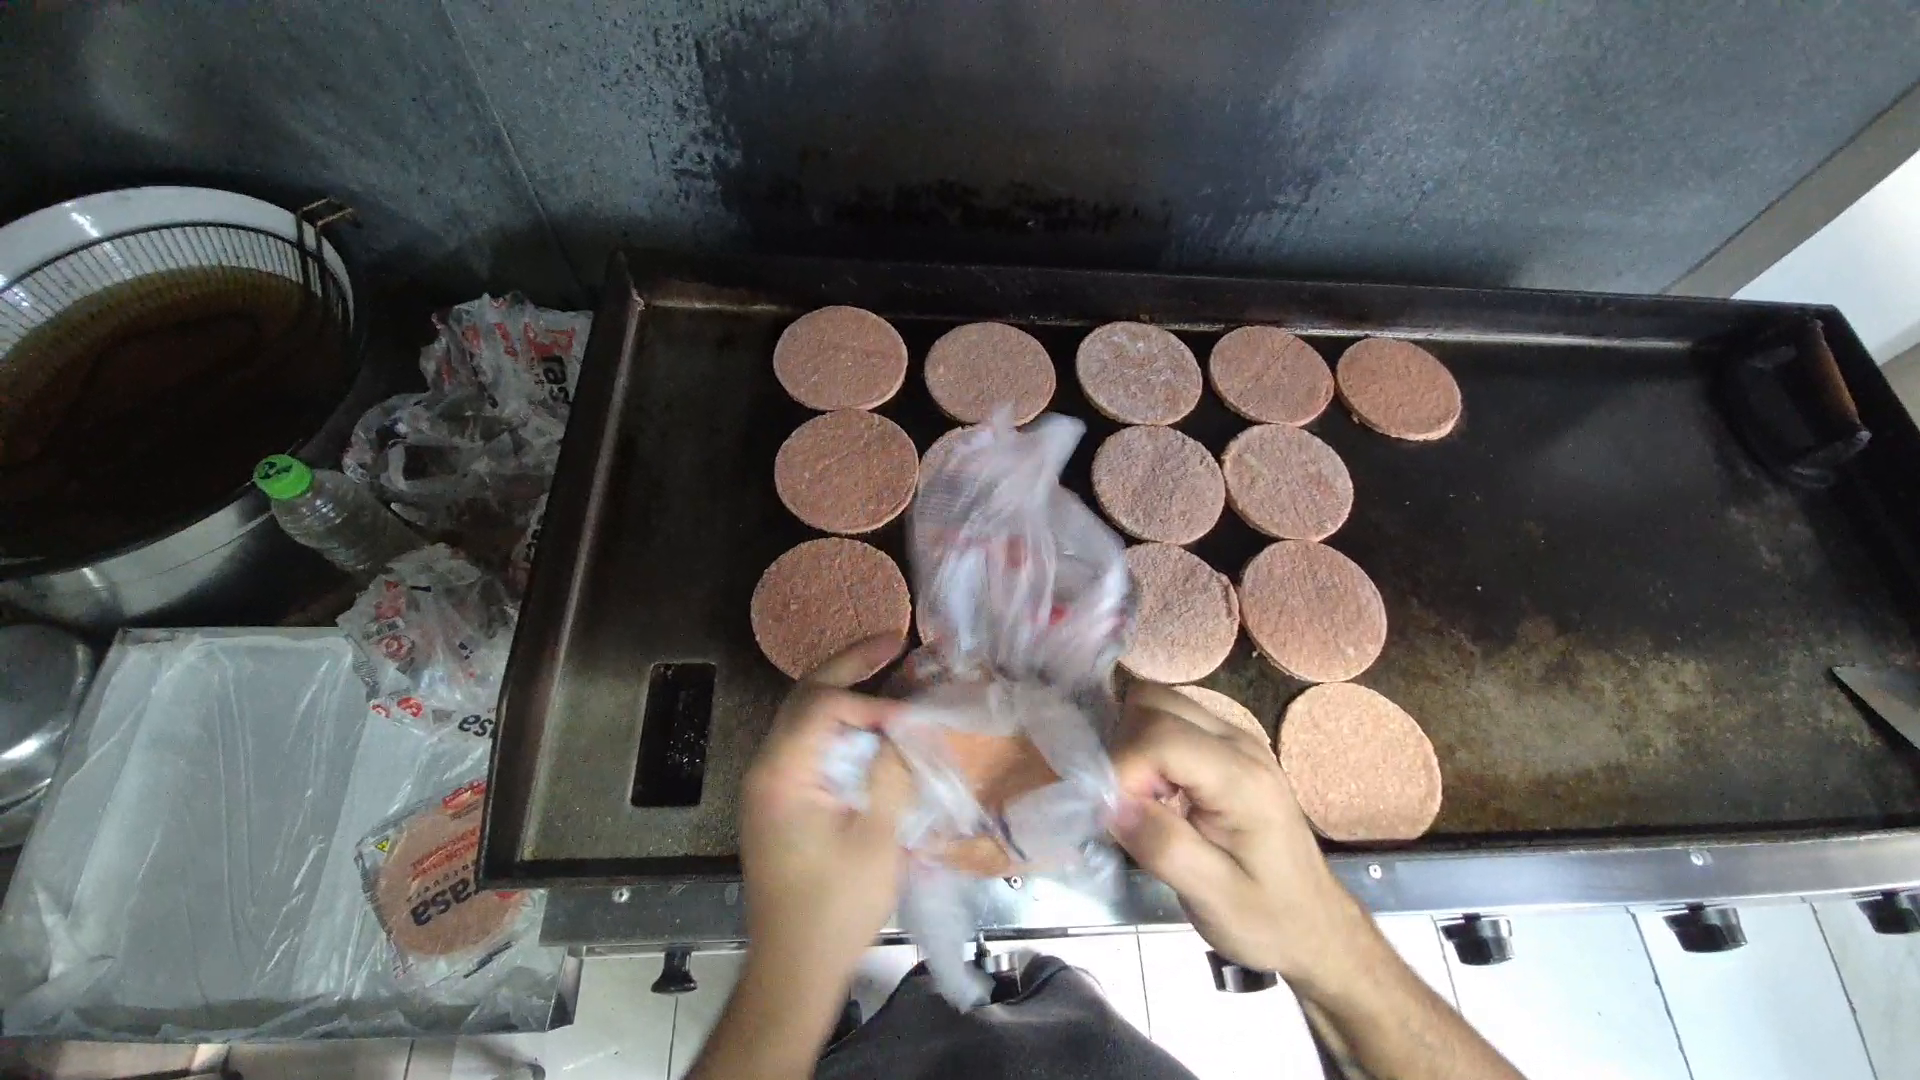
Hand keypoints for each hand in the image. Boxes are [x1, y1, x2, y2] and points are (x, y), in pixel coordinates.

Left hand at [739, 636, 913, 988]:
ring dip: (846, 691)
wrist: (793, 969)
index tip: (912, 715)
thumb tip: (902, 726)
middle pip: (806, 697)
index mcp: (780, 772)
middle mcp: (766, 768)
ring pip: (806, 718)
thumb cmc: (835, 908)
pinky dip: (841, 726)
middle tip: (894, 640)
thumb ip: (889, 772)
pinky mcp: (781, 801)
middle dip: (851, 664)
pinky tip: (872, 723)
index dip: (871, 699)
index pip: (823, 705)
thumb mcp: (876, 838)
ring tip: (887, 667)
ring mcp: (770, 785)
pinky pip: (810, 745)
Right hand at [1108, 682, 1369, 988]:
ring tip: (1140, 799)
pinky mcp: (1225, 747)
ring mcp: (1234, 738)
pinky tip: (1155, 793)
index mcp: (1241, 778)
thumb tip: (1109, 802)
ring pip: (1157, 703)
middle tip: (1124, 802)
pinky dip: (1146, 746)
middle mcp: (1238, 742)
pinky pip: (1170, 720)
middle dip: (1122, 747)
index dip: (1123, 768)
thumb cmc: (1268, 919)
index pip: (1158, 736)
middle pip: (1153, 703)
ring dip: (1132, 744)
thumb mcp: (1213, 899)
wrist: (1317, 926)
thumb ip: (1161, 845)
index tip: (1116, 813)